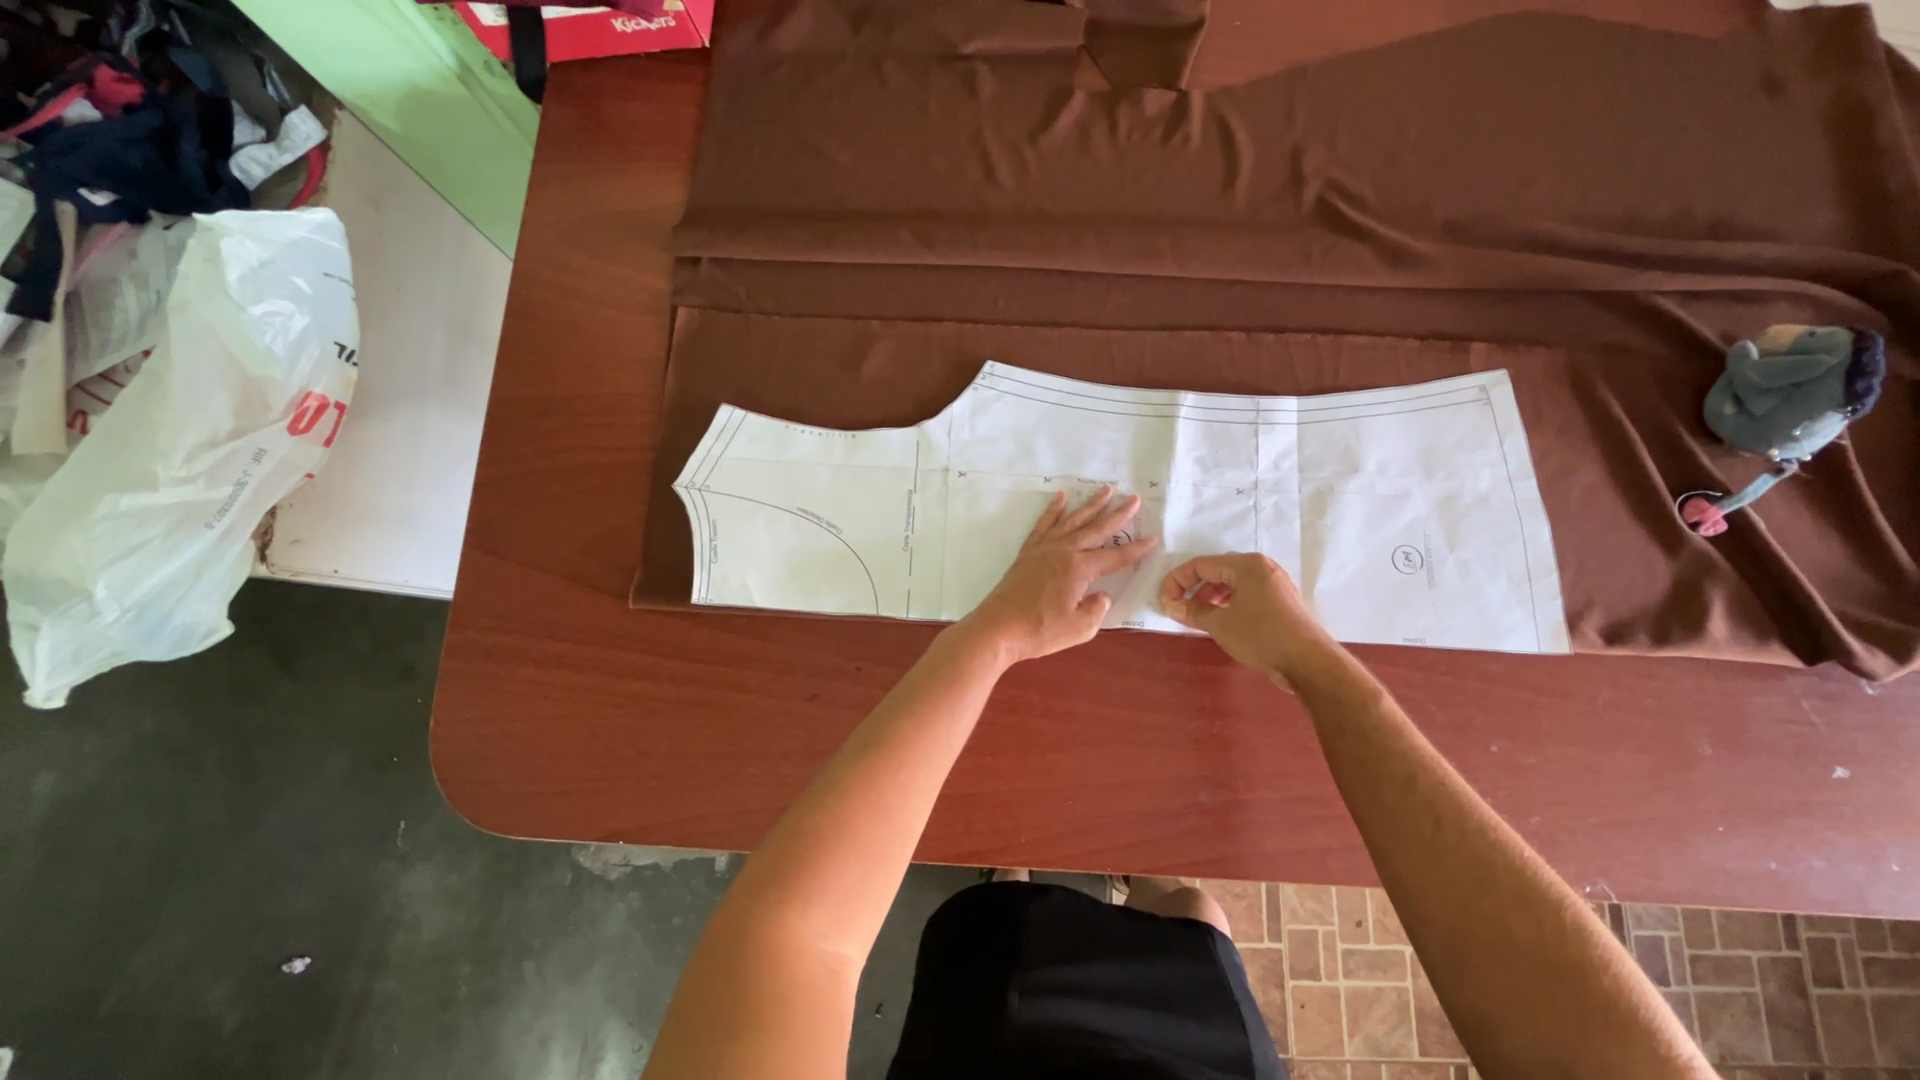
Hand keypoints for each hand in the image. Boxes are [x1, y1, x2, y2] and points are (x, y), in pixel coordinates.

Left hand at [954, 486, 1158, 664]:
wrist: (998, 629)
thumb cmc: (1040, 631)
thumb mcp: (1080, 628)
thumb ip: (1097, 609)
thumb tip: (1101, 596)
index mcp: (1080, 569)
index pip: (1115, 557)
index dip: (1136, 550)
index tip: (1153, 538)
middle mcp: (1064, 552)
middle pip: (1096, 529)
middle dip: (1118, 514)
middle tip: (1135, 499)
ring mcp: (1044, 549)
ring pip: (1072, 520)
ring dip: (1091, 505)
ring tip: (1106, 490)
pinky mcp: (1028, 553)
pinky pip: (1044, 524)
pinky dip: (1053, 510)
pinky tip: (1061, 498)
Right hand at [1159, 553, 1331, 681]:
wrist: (1308, 661)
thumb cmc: (1261, 635)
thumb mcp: (1220, 624)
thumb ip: (1192, 611)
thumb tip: (1171, 606)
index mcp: (1246, 565)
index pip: (1201, 565)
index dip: (1177, 582)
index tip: (1164, 602)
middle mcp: (1261, 567)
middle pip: (1217, 571)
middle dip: (1193, 589)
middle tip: (1178, 609)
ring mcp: (1273, 583)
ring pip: (1232, 584)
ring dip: (1210, 598)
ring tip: (1196, 617)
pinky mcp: (1279, 601)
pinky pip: (1246, 594)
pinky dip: (1228, 604)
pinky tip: (1219, 620)